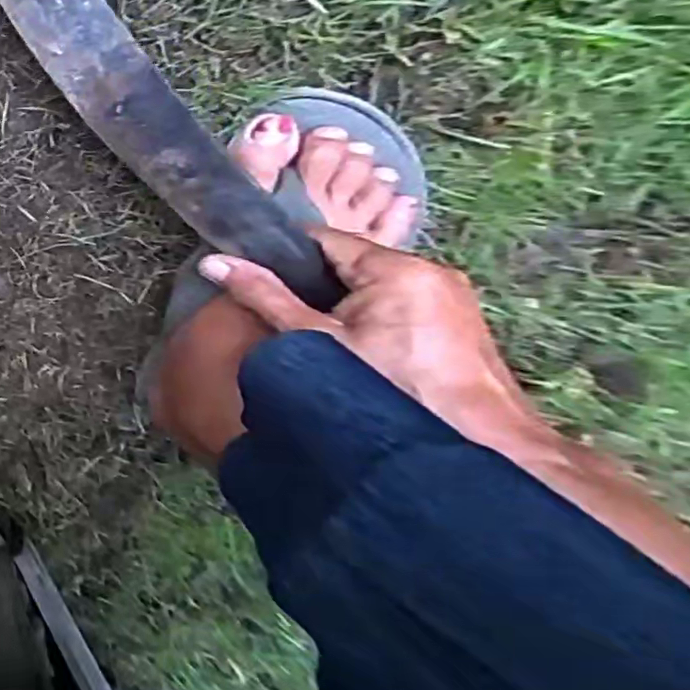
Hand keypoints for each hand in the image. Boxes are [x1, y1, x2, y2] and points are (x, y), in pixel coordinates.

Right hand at [200, 228, 541, 448]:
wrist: (476, 451)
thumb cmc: (385, 387)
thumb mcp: (310, 337)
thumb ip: (262, 294)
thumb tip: (213, 261)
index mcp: (398, 268)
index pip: (321, 238)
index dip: (279, 252)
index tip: (246, 271)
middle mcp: (431, 273)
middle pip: (346, 261)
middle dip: (305, 280)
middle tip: (269, 305)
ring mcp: (449, 299)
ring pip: (368, 284)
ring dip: (332, 300)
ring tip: (300, 326)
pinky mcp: (454, 325)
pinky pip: (393, 303)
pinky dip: (360, 315)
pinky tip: (339, 342)